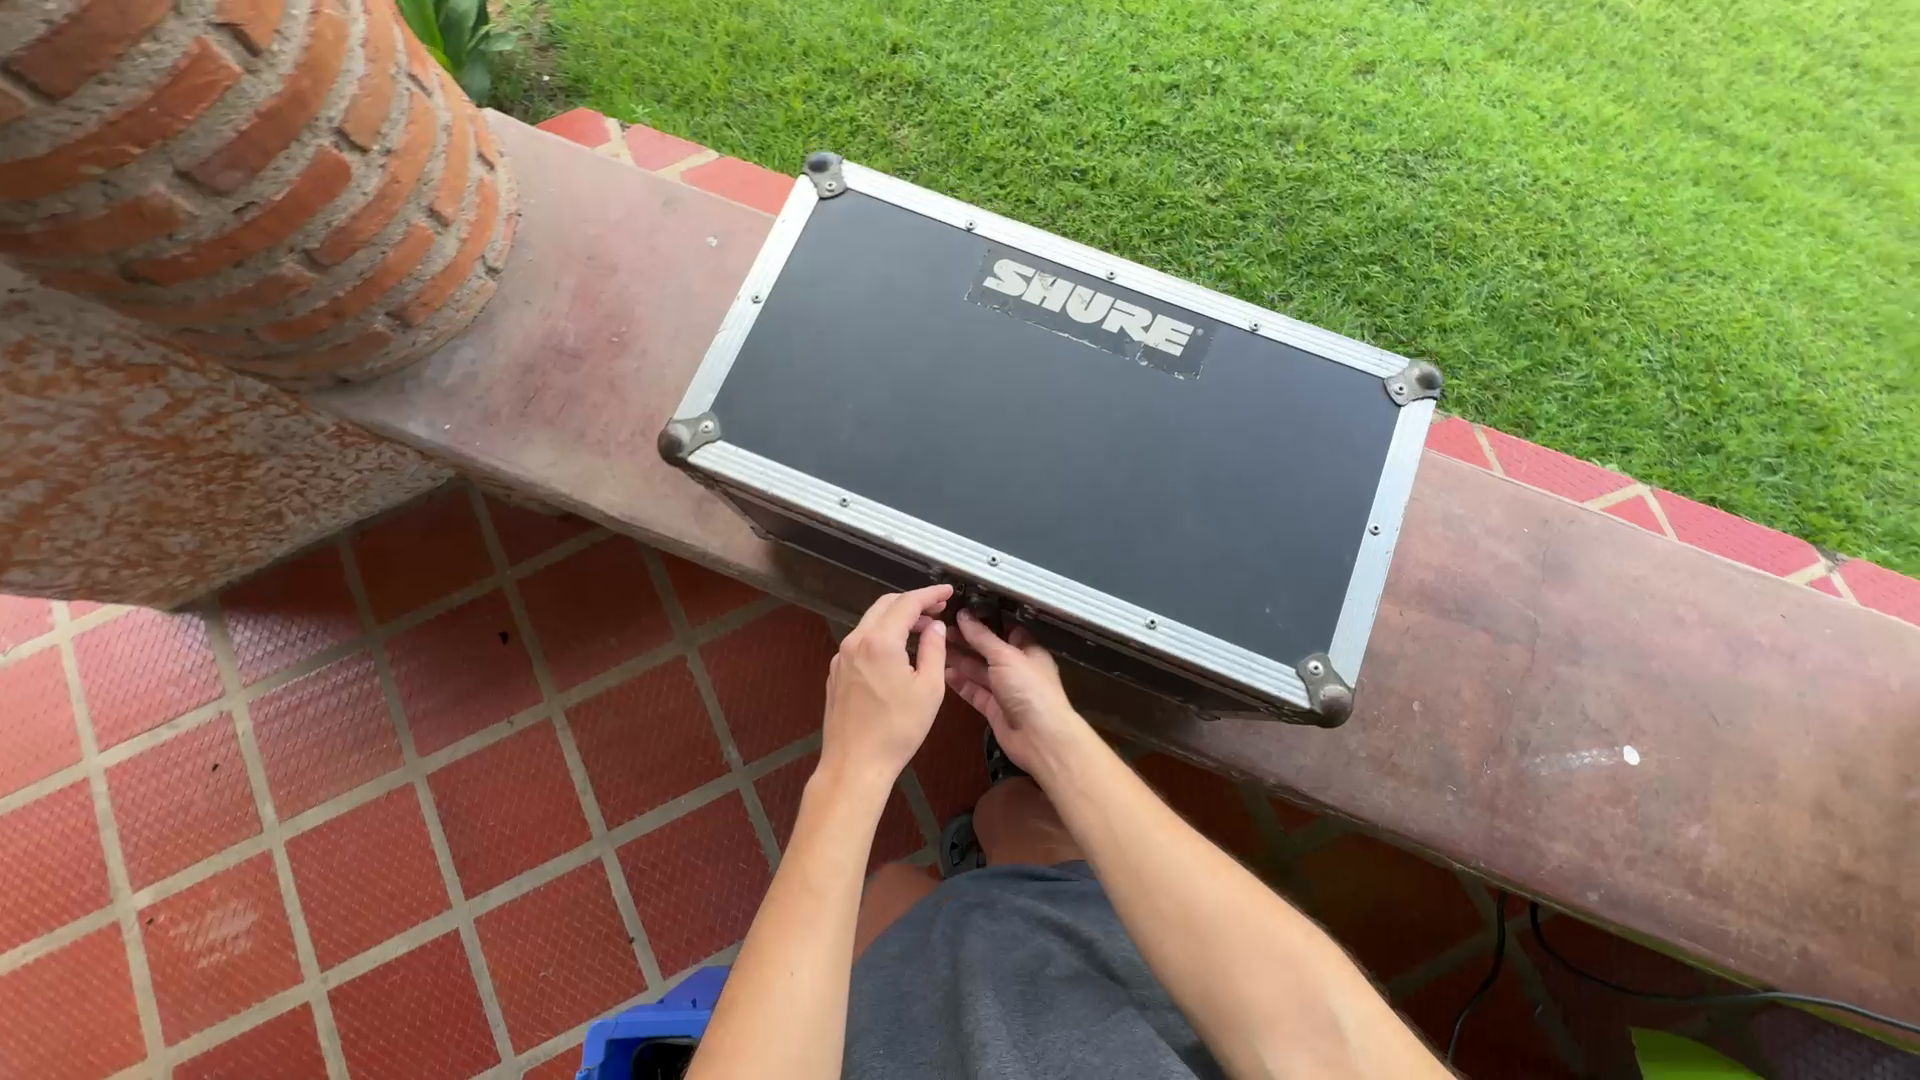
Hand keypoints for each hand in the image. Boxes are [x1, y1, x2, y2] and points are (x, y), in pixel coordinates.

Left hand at [820, 585, 952, 785]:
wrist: (855, 765)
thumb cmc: (897, 730)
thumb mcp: (929, 689)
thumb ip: (934, 650)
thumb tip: (936, 627)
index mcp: (879, 642)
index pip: (907, 603)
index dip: (930, 594)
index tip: (947, 592)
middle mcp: (855, 642)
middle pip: (885, 606)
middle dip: (912, 602)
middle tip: (937, 609)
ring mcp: (841, 657)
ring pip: (871, 623)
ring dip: (896, 620)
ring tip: (922, 630)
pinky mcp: (836, 673)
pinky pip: (861, 642)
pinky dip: (882, 637)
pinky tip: (897, 653)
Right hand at [945, 611, 1089, 780]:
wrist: (1040, 737)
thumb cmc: (1030, 689)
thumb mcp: (1006, 656)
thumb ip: (983, 637)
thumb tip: (964, 616)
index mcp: (1029, 651)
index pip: (1006, 629)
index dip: (986, 620)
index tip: (962, 611)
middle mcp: (1017, 669)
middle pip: (988, 650)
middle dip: (967, 640)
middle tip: (941, 629)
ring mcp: (1005, 690)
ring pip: (979, 671)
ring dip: (960, 660)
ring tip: (936, 647)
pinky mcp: (994, 709)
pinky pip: (975, 692)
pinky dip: (961, 683)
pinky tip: (943, 672)